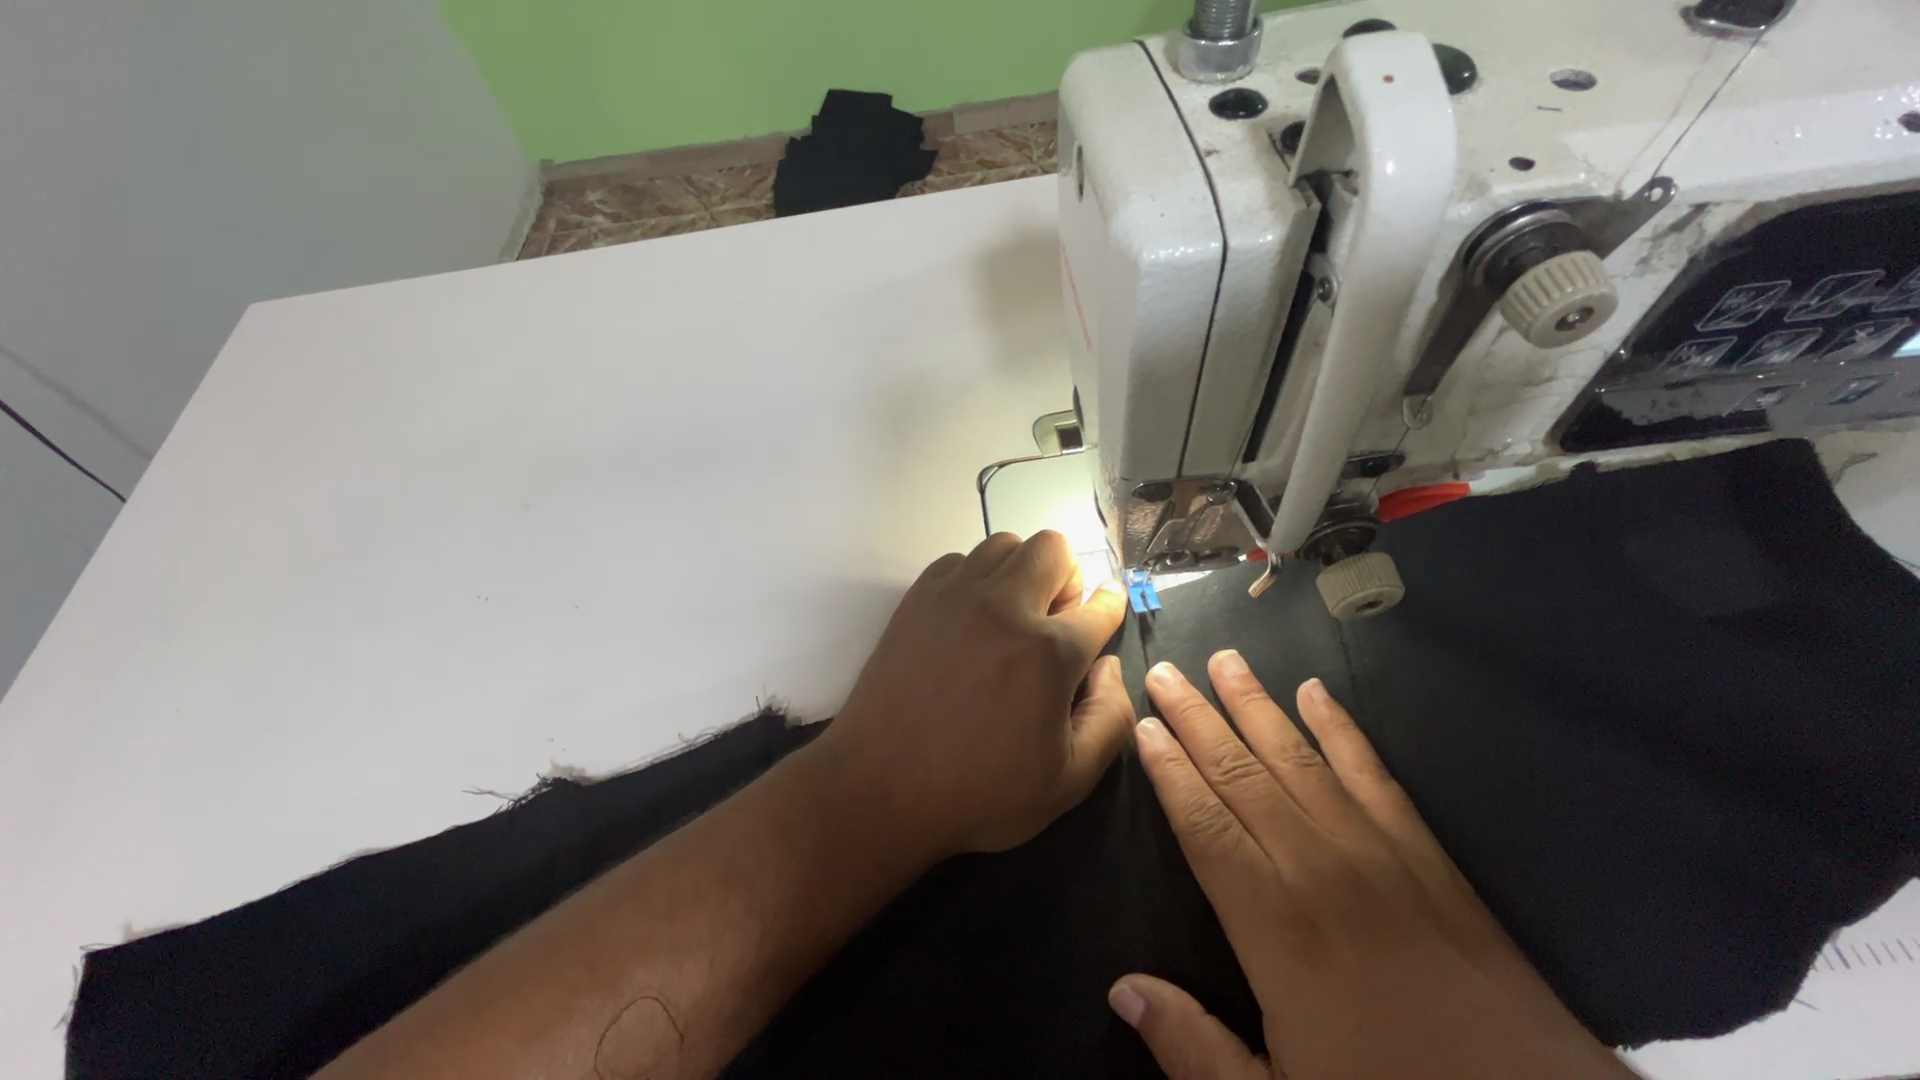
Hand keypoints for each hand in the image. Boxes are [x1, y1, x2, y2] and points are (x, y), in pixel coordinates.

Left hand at [804, 530, 1133, 860]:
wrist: (879, 787)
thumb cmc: (978, 794)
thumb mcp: (1068, 782)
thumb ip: (1111, 718)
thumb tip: (1108, 666)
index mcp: (1048, 653)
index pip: (1100, 604)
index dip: (1111, 606)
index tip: (1106, 610)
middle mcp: (1004, 608)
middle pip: (1054, 547)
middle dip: (1067, 577)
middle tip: (1054, 620)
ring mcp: (955, 596)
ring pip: (1003, 544)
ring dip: (1021, 570)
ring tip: (1011, 614)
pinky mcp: (917, 599)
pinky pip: (958, 560)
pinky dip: (975, 578)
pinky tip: (969, 619)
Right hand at [1110, 654, 1634, 1079]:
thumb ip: (1192, 1047)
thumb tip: (1121, 986)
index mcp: (1276, 928)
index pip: (1205, 827)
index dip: (1170, 773)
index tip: (1143, 726)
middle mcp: (1320, 870)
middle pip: (1244, 776)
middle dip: (1198, 720)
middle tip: (1165, 672)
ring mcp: (1379, 854)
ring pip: (1301, 761)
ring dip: (1258, 707)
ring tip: (1226, 661)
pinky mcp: (1427, 856)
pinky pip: (1374, 775)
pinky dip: (1342, 731)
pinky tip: (1318, 693)